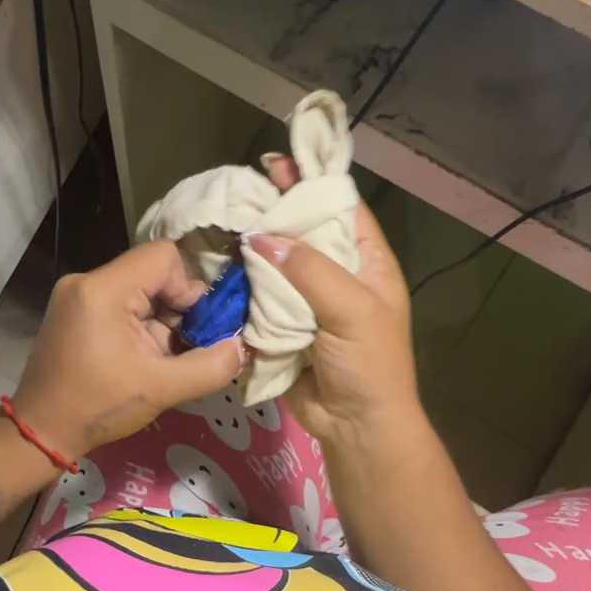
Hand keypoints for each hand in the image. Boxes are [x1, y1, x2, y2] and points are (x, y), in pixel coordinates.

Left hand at [12, 241, 247, 460]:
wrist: (41, 432)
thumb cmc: (98, 407)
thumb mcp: (161, 389)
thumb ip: (209, 367)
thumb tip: (243, 348)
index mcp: (103, 289)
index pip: (164, 256)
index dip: (189, 287)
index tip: (194, 327)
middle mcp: (86, 281)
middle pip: (151, 274)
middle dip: (176, 309)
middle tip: (184, 348)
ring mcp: (76, 296)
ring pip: (138, 292)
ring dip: (159, 323)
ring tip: (162, 361)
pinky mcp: (73, 313)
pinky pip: (120, 306)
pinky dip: (139, 328)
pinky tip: (142, 361)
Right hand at [248, 155, 418, 446]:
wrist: (356, 426)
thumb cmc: (369, 364)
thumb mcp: (350, 308)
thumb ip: (308, 269)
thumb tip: (261, 235)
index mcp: (366, 263)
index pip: (339, 209)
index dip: (310, 185)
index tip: (274, 164)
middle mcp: (337, 277)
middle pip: (302, 236)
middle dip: (273, 217)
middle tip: (236, 197)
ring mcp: (308, 305)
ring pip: (277, 268)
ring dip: (253, 254)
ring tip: (221, 231)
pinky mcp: (283, 330)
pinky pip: (261, 303)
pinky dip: (244, 291)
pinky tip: (221, 274)